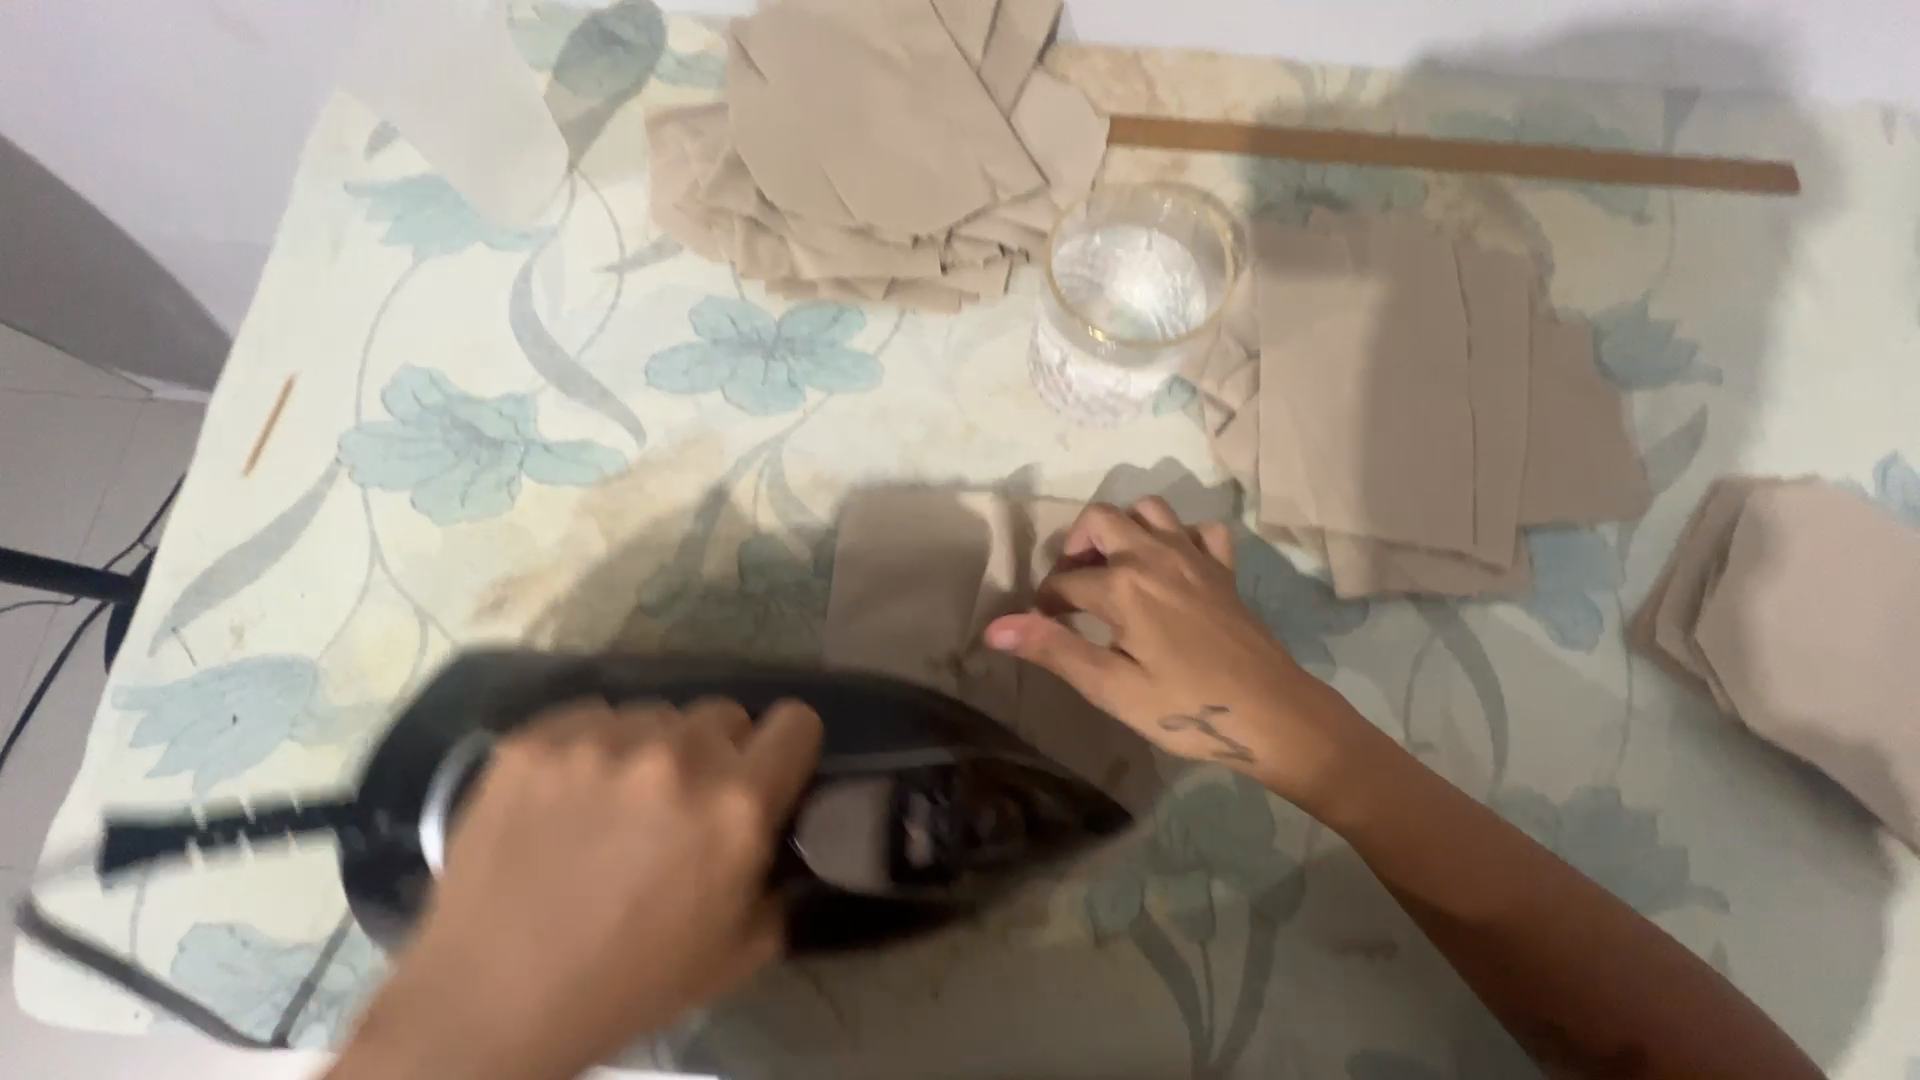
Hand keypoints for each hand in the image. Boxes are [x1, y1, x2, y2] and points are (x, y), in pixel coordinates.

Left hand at [338, 698, 821, 1079]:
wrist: (488, 1003)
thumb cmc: (628, 984)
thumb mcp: (739, 950)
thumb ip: (779, 880)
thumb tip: (777, 836)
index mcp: (736, 804)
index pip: (797, 721)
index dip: (787, 747)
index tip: (767, 772)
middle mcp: (679, 755)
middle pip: (725, 714)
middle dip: (717, 753)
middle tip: (682, 803)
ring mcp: (602, 740)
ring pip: (657, 714)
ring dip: (652, 750)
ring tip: (615, 805)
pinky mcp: (538, 738)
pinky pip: (592, 718)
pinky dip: (592, 749)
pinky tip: (567, 800)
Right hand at [984, 498, 1362, 801]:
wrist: (1272, 715)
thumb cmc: (1185, 707)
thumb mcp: (1111, 687)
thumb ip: (1053, 648)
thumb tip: (993, 627)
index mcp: (1123, 585)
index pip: (1065, 581)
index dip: (1045, 603)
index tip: (1043, 625)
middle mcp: (1155, 555)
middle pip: (1099, 519)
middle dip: (1076, 547)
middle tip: (1074, 588)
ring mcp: (1194, 556)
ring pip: (1148, 509)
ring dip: (1123, 529)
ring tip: (1115, 569)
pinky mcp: (1223, 568)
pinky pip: (1199, 530)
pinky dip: (1180, 537)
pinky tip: (1172, 568)